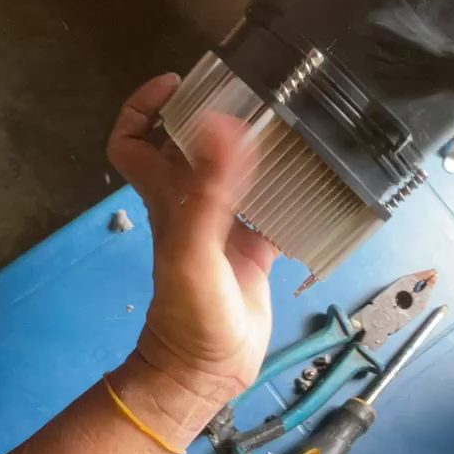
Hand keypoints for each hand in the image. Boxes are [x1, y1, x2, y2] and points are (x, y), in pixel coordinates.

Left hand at [105, 74, 276, 443]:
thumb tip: (222, 124)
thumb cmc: (190, 315)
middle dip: (216, 112)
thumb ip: (207, 192)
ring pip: (235, 170)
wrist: (210, 370)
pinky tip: (319, 174)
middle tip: (256, 90)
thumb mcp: (193, 251)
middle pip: (192, 144)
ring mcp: (225, 225)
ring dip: (258, 145)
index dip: (144, 106)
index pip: (133, 141)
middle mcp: (193, 203)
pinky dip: (291, 188)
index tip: (179, 82)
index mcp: (167, 197)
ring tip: (296, 118)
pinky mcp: (254, 247)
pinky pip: (273, 206)